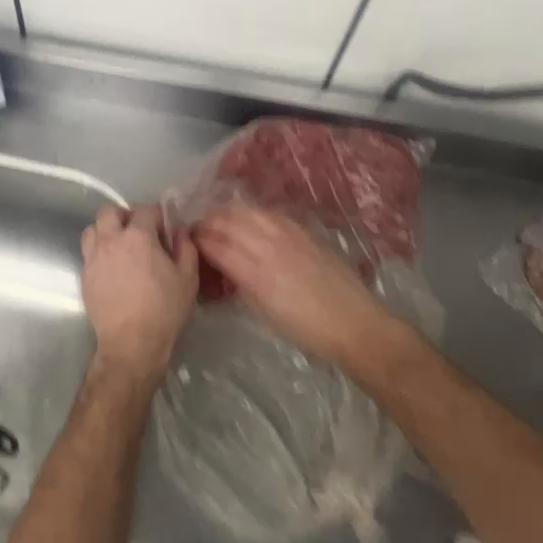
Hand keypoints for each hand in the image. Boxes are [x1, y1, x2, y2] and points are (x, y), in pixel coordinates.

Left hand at [80, 204, 198, 380]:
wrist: (132, 342)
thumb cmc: (164, 309)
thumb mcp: (187, 277)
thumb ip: (185, 248)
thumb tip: (179, 231)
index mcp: (137, 236)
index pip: (144, 210)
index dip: (156, 215)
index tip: (164, 229)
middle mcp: (110, 240)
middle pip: (110, 212)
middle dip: (124, 216)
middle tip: (138, 233)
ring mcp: (93, 257)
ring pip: (93, 229)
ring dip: (106, 232)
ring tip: (120, 247)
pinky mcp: (84, 275)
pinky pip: (88, 253)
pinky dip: (99, 252)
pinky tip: (112, 268)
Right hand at [194, 207, 391, 364]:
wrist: (353, 324)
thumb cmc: (306, 330)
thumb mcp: (263, 312)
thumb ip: (241, 284)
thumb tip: (225, 268)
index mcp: (256, 274)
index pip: (216, 246)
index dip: (198, 241)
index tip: (189, 242)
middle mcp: (269, 248)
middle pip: (228, 222)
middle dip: (208, 223)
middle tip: (199, 229)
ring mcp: (288, 236)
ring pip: (248, 212)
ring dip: (228, 214)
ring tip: (219, 220)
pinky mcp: (304, 232)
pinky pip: (270, 214)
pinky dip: (253, 213)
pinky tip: (249, 219)